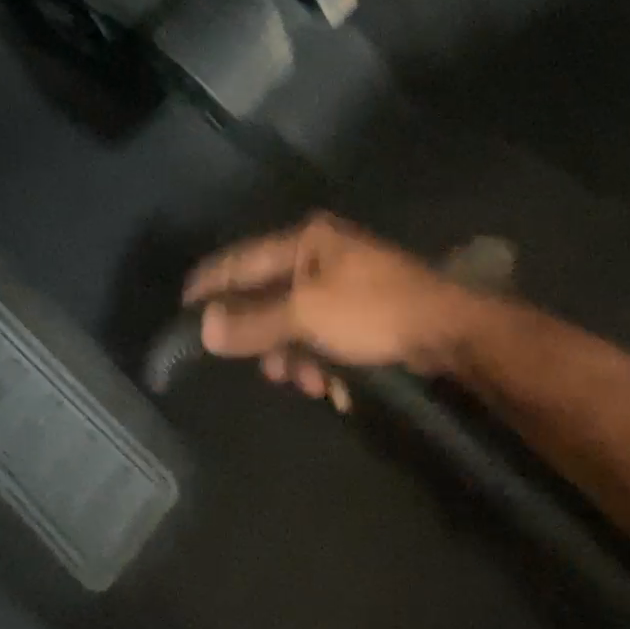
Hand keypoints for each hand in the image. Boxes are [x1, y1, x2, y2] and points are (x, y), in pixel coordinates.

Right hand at [182, 214, 496, 410]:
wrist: (449, 333)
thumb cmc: (374, 312)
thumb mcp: (307, 314)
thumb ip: (254, 322)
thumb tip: (203, 329)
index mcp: (306, 242)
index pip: (240, 260)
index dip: (209, 284)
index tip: (180, 308)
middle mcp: (321, 259)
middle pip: (267, 300)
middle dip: (264, 340)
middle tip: (267, 369)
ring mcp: (343, 288)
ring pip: (295, 327)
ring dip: (296, 359)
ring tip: (310, 382)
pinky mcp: (362, 318)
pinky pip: (322, 341)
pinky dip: (322, 364)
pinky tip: (333, 386)